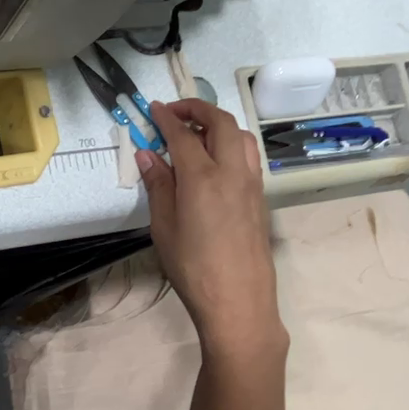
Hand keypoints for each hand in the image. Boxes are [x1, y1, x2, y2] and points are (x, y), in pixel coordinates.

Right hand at [137, 99, 285, 352]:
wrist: (238, 301)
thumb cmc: (192, 267)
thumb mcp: (164, 226)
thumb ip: (158, 185)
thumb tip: (148, 154)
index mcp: (202, 178)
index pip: (184, 134)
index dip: (167, 117)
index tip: (154, 108)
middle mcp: (232, 172)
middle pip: (221, 123)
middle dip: (197, 109)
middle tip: (174, 112)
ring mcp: (251, 184)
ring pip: (241, 136)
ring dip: (218, 124)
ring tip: (196, 132)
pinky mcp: (260, 198)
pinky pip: (248, 155)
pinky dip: (231, 143)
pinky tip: (215, 160)